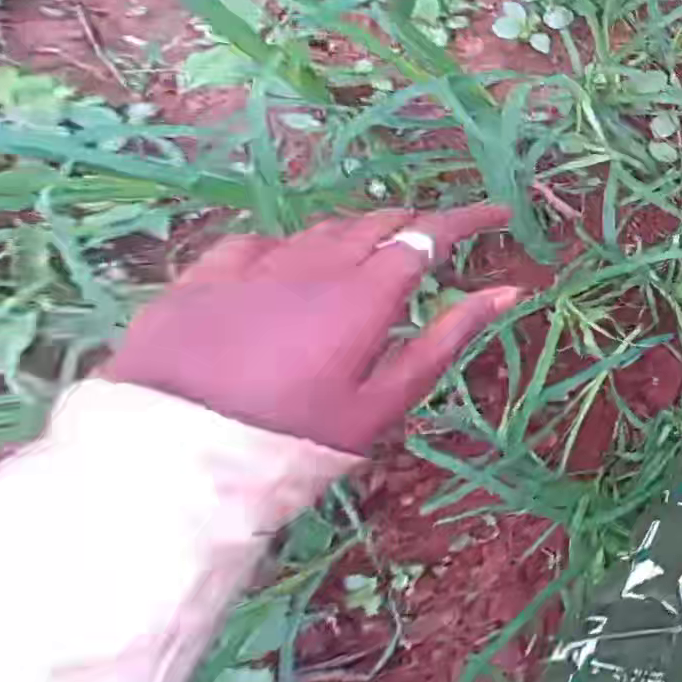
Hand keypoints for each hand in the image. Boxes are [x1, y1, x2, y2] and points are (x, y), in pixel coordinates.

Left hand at [102, 206, 520, 452]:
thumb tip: (509, 292)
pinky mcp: (198, 281)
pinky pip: (256, 243)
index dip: (470, 219)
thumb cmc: (302, 436)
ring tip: (374, 256)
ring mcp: (249, 269)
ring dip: (361, 234)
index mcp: (364, 294)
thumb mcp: (390, 395)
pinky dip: (293, 246)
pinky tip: (292, 268)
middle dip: (417, 224)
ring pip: (322, 229)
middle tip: (437, 245)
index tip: (501, 214)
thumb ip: (451, 335)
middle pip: (378, 222)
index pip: (429, 235)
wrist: (171, 467)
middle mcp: (311, 266)